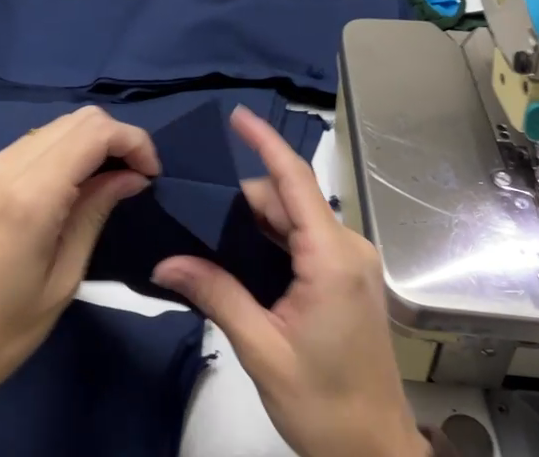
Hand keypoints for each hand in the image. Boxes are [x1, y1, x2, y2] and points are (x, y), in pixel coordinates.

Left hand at [0, 106, 159, 397]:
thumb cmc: (3, 329)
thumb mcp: (64, 279)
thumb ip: (96, 213)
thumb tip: (131, 176)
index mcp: (30, 195)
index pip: (94, 133)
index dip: (133, 142)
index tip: (152, 175)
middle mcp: (6, 166)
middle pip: (77, 119)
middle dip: (116, 138)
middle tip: (136, 177)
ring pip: (57, 125)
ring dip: (91, 142)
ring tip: (111, 181)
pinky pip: (35, 142)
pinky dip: (66, 149)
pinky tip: (77, 183)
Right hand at [152, 107, 425, 456]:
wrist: (373, 450)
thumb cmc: (323, 405)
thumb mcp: (262, 350)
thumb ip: (216, 295)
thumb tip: (165, 262)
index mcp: (332, 259)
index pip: (295, 181)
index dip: (265, 143)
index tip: (238, 115)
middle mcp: (349, 248)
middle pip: (289, 201)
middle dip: (243, 203)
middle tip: (194, 217)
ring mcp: (353, 262)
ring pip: (296, 220)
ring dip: (257, 223)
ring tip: (210, 237)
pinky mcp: (350, 277)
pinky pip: (307, 240)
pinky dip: (274, 240)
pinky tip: (242, 257)